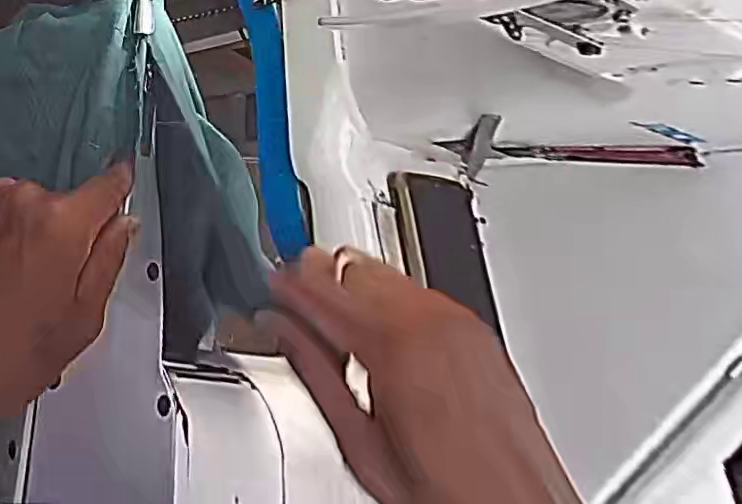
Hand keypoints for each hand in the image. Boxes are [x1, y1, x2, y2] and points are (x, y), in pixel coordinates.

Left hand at [0, 162, 138, 462]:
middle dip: (82, 228)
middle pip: (77, 199)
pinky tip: (19, 271)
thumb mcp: (85, 315)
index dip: (124, 186)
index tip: (129, 182)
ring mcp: (1, 202)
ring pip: (49, 205)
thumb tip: (124, 225)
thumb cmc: (11, 352)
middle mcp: (28, 202)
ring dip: (50, 230)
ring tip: (38, 279)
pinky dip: (25, 231)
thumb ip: (111, 256)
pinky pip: (22, 209)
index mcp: (61, 223)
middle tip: (71, 274)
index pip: (109, 182)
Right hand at [265, 247, 580, 503]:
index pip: (317, 286)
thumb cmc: (451, 496)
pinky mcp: (472, 324)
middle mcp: (425, 318)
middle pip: (345, 262)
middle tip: (294, 302)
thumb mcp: (361, 445)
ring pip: (377, 267)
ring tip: (334, 322)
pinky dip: (383, 296)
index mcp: (391, 344)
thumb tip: (280, 328)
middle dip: (313, 277)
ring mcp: (453, 317)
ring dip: (347, 284)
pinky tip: (376, 332)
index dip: (284, 283)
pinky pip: (411, 287)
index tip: (269, 287)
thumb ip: (313, 371)